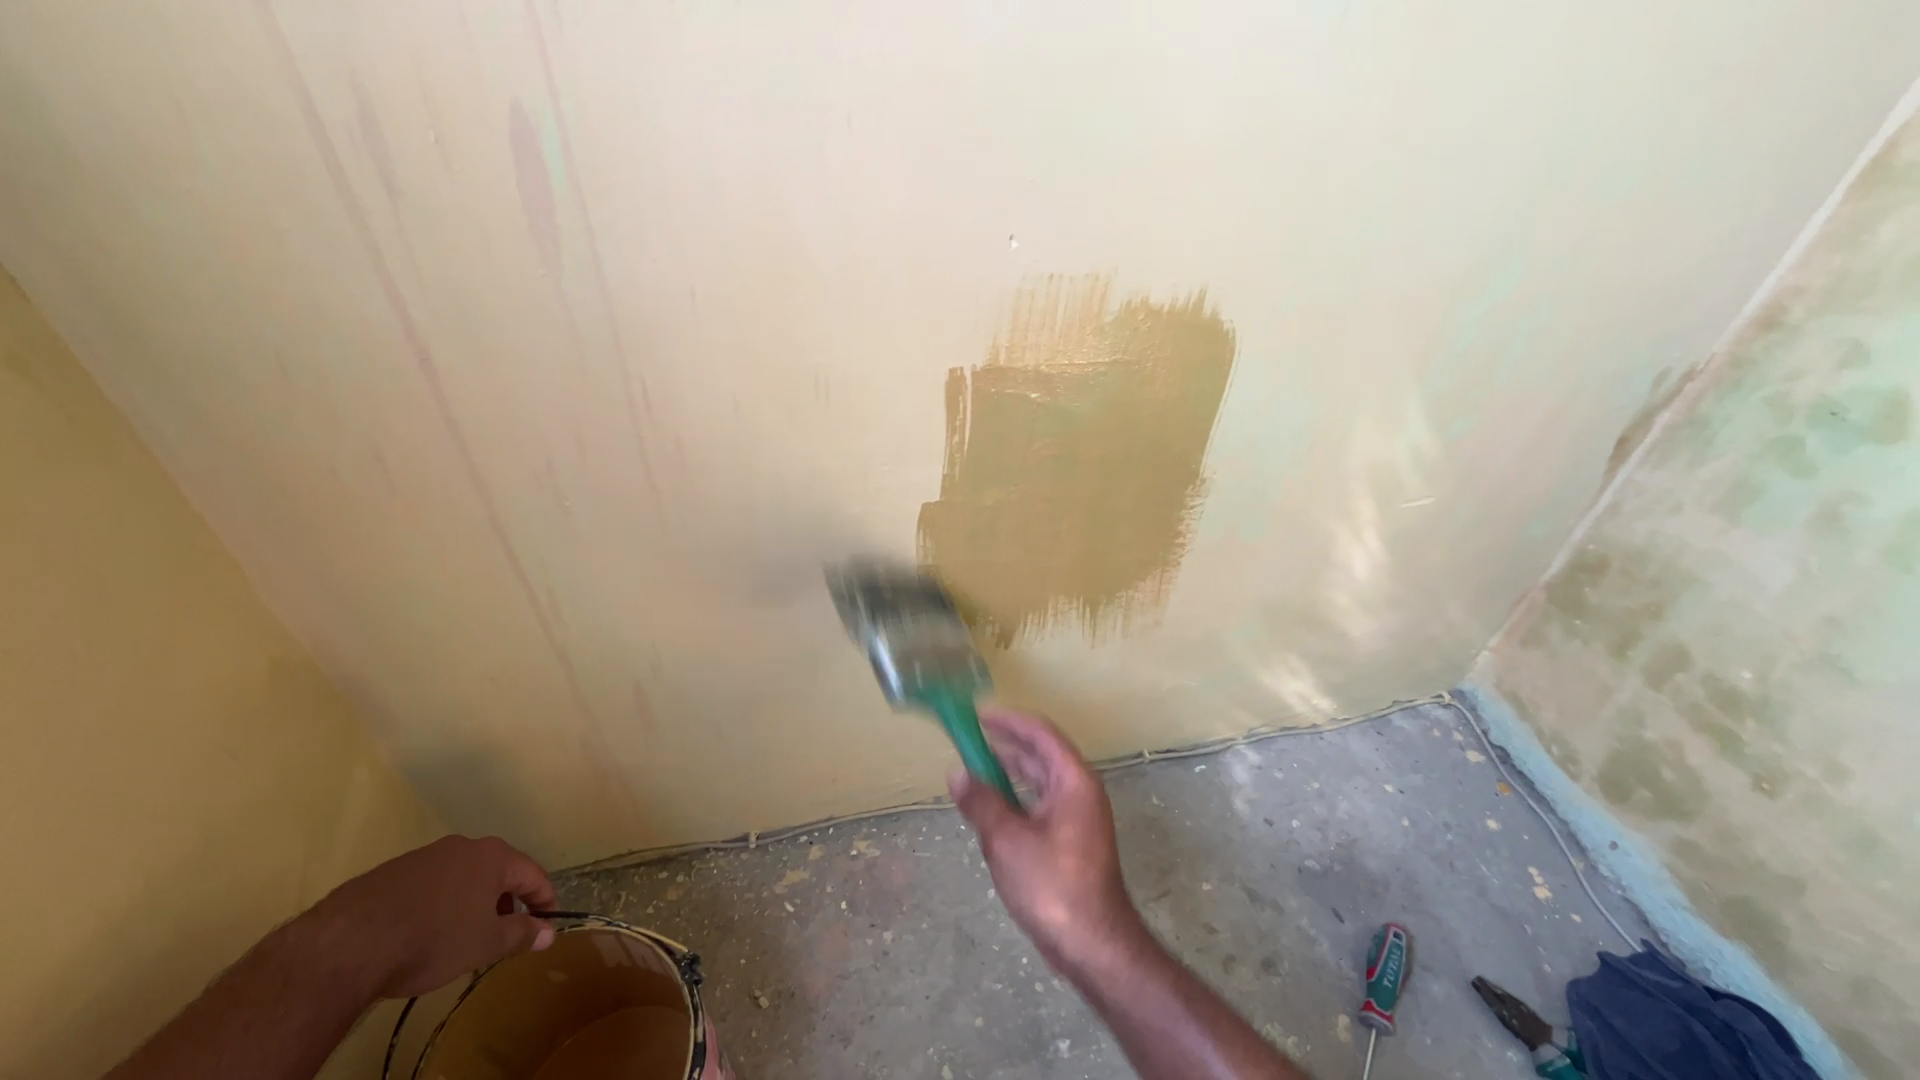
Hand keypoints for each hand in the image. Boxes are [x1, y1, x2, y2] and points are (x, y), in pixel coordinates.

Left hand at [305, 834, 558, 998]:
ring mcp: (423, 857)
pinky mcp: (390, 873)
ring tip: (463, 937)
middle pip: (497, 872)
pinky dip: (438, 906)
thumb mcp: (486, 944)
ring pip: (461, 878)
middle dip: (506, 902)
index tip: (548, 924)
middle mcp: (461, 847)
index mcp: (492, 857)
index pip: (533, 874)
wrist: (348, 944)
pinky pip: (429, 886)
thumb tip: (549, 933)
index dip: (545, 900)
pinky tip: (424, 934)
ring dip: (471, 903)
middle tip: (505, 933)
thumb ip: (523, 934)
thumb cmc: (433, 939)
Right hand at [948, 709, 1142, 967]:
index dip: (1010, 721)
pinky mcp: (1073, 842)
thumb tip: (958, 773)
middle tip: (971, 738)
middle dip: (1008, 744)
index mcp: (1073, 782)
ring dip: (1011, 771)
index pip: (1041, 734)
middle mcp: (1081, 793)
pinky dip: (1017, 797)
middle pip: (1043, 755)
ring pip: (1042, 781)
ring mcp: (1080, 818)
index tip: (979, 714)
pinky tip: (994, 808)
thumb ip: (981, 802)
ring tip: (976, 768)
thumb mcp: (1007, 840)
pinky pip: (1042, 804)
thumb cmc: (1052, 885)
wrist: (1092, 944)